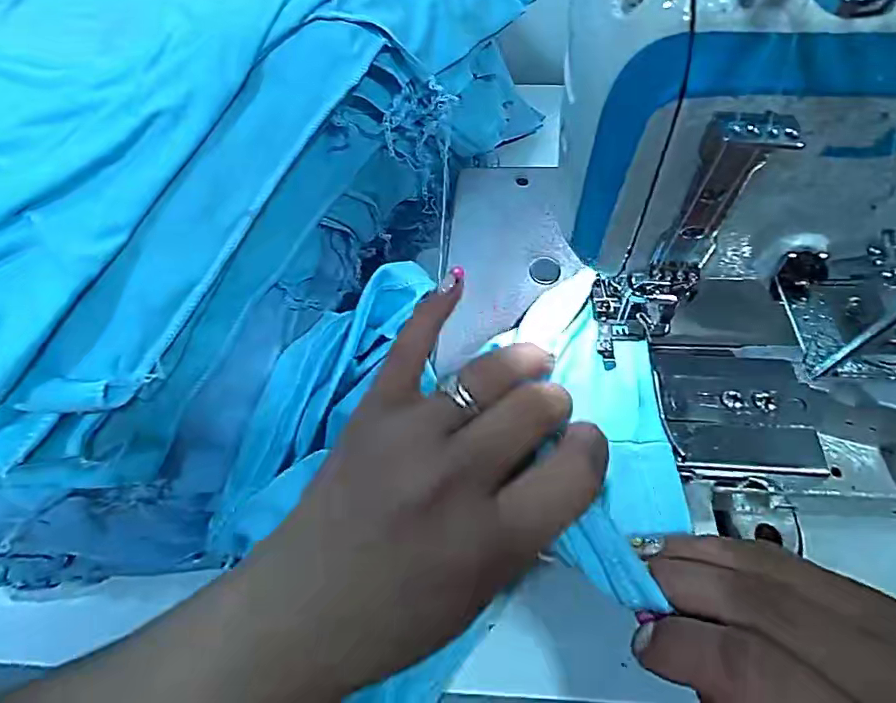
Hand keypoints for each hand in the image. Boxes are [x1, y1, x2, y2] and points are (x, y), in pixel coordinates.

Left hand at [220, 269, 608, 695]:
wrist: (304, 606)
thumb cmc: (402, 612)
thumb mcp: (486, 588)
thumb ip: (532, 525)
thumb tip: (560, 458)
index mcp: (492, 538)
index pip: (576, 471)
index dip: (591, 449)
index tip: (583, 442)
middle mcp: (457, 478)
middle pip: (535, 408)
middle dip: (554, 403)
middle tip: (547, 410)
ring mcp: (412, 434)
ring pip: (489, 374)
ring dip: (523, 362)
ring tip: (533, 362)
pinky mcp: (374, 408)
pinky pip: (412, 347)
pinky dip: (434, 311)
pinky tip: (456, 284)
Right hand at [634, 536, 895, 702]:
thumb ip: (731, 700)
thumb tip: (672, 643)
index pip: (755, 663)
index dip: (687, 644)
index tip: (644, 641)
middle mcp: (895, 672)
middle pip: (765, 599)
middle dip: (687, 581)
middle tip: (636, 579)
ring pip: (781, 567)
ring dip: (709, 555)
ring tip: (660, 554)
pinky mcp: (892, 609)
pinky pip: (802, 566)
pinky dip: (747, 558)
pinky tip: (712, 556)